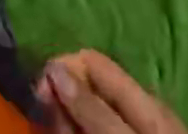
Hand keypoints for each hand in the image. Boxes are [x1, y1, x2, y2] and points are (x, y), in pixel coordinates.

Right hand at [38, 51, 187, 133]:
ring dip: (65, 122)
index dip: (62, 70)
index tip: (43, 96)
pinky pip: (92, 129)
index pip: (90, 60)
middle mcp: (138, 110)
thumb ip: (93, 108)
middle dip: (61, 102)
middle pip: (83, 85)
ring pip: (84, 111)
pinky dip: (76, 133)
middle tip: (52, 126)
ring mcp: (131, 131)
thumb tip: (52, 68)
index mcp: (144, 101)